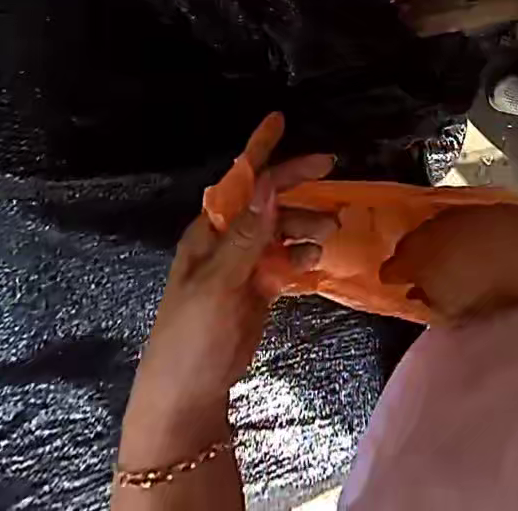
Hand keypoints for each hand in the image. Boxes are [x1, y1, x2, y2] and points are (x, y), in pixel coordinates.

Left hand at [120, 114, 334, 465]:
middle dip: (296, 184)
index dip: (258, 148)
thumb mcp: (217, 284)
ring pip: (281, 229)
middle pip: (267, 200)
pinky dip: (301, 257)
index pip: (239, 179)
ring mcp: (244, 264)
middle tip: (331, 168)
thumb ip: (245, 236)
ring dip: (305, 225)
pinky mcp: (258, 289)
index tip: (279, 119)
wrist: (187, 398)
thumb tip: (267, 186)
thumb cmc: (192, 336)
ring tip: (329, 233)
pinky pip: (285, 261)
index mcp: (210, 229)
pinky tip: (314, 262)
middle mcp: (228, 239)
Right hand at [380, 204, 517, 323]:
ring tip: (448, 260)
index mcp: (411, 260)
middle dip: (410, 258)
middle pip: (408, 245)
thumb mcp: (449, 310)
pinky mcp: (472, 207)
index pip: (390, 269)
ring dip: (434, 243)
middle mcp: (423, 232)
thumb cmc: (480, 289)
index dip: (391, 278)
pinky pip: (455, 222)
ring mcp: (448, 216)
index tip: (394, 284)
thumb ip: (428, 302)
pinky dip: (457, 233)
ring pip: (431, 230)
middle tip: (420, 273)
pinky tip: (471, 245)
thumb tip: (418, 294)